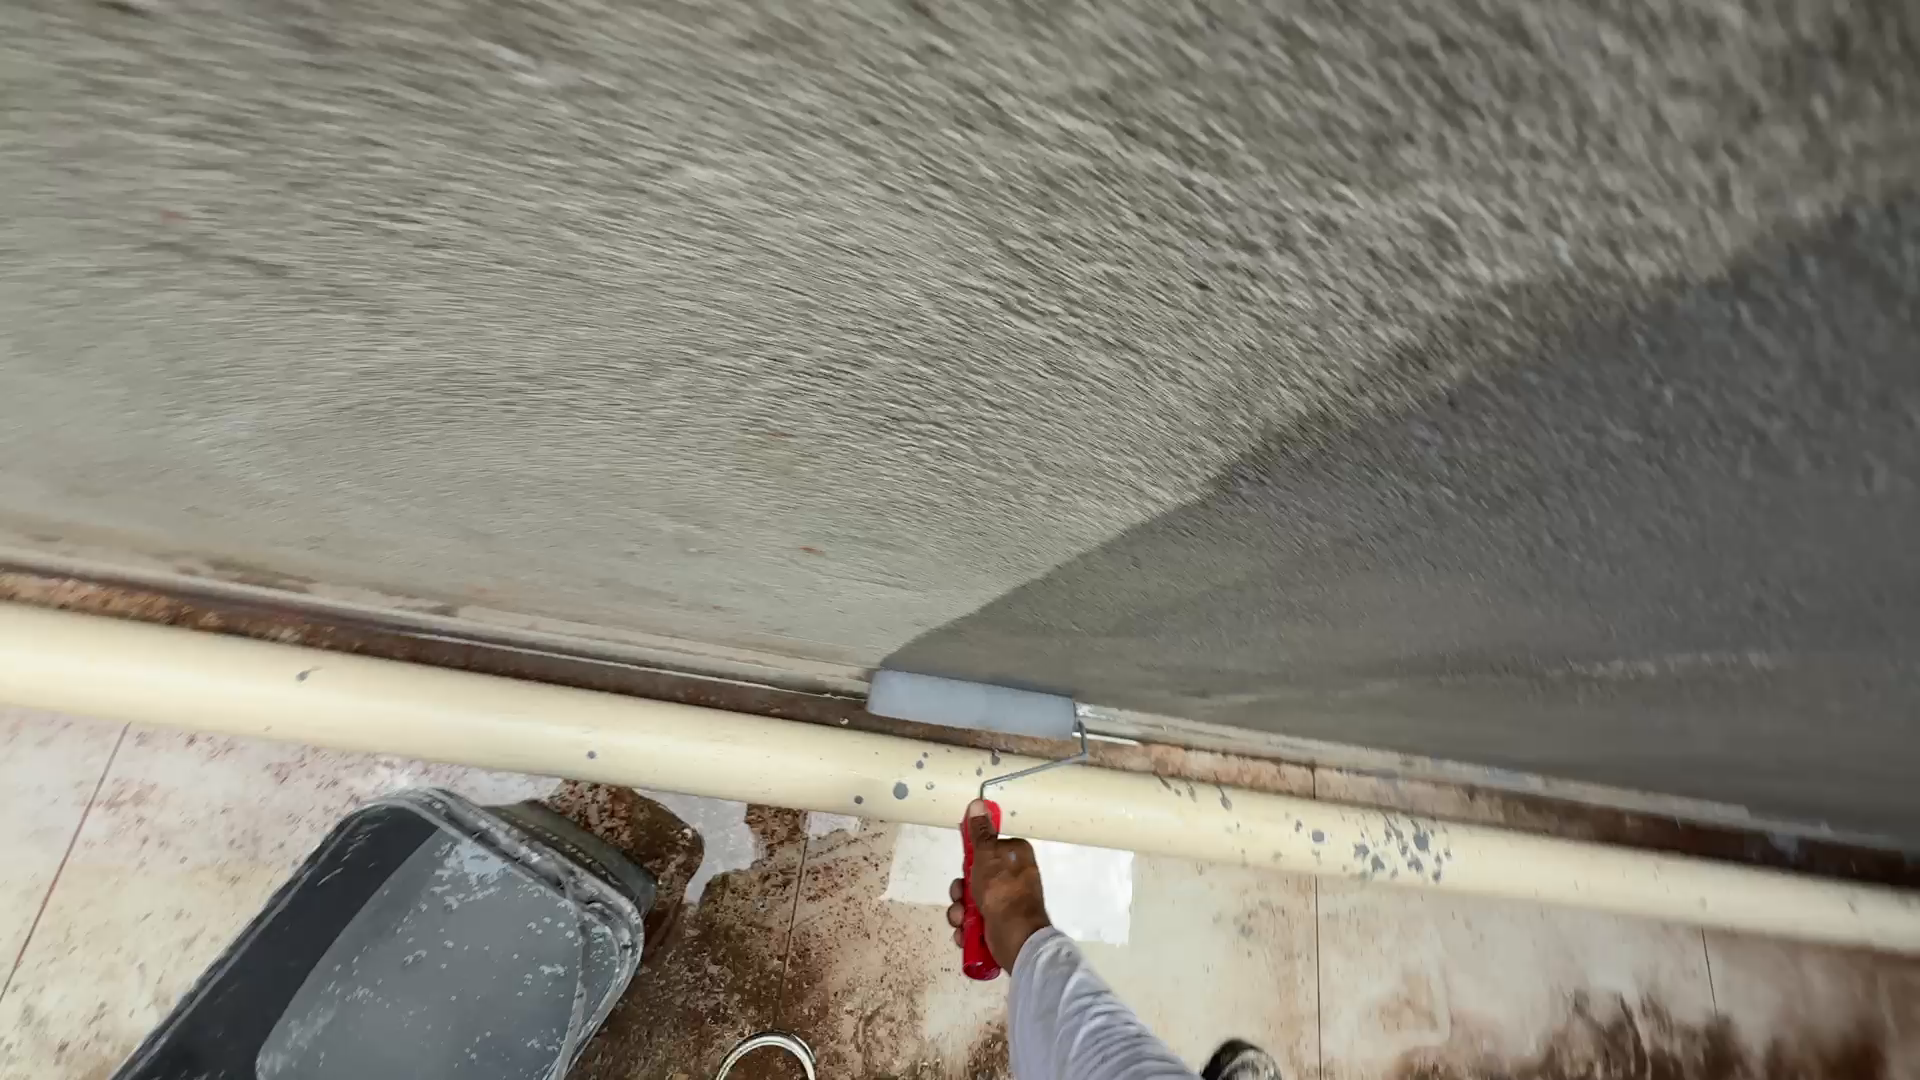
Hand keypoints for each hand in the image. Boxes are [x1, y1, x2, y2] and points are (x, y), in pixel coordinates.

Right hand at [947, 798, 1050, 971]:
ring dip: (961, 911)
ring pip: (971, 900)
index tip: (965, 865)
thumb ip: (980, 832)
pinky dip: (967, 928)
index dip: (972, 859)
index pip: (988, 849)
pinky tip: (965, 933)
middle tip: (961, 896)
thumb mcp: (987, 855)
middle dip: (962, 890)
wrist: (1016, 938)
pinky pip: (975, 921)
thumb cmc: (1002, 890)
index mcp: (1016, 855)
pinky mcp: (999, 924)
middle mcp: (1014, 877)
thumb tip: (978, 803)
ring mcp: (1007, 902)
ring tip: (961, 920)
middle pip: (975, 876)